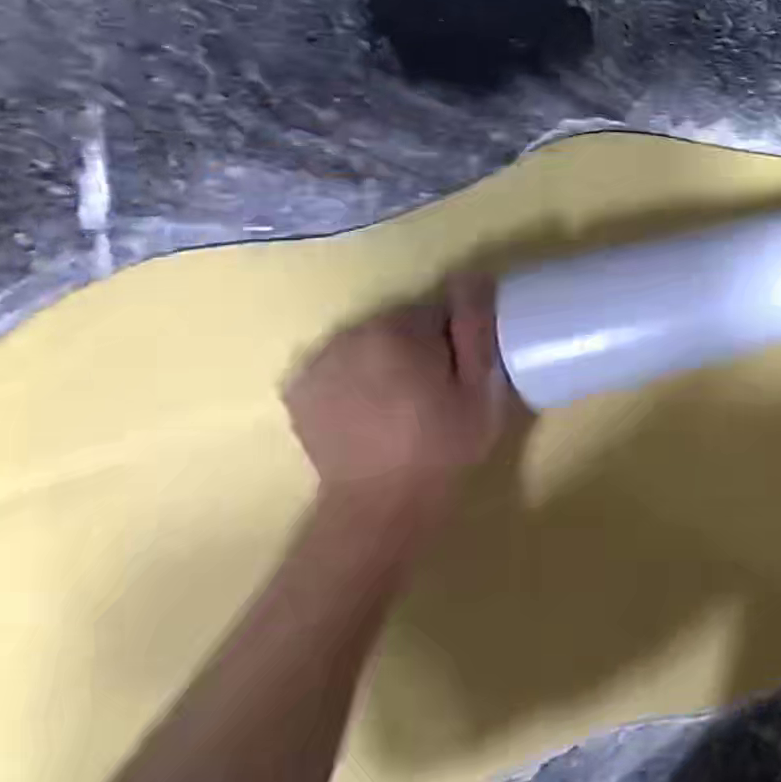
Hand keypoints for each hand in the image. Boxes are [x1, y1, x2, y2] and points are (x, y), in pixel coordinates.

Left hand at [284, 274, 516, 526]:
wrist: (381, 504)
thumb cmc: (445, 443)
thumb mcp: (481, 385)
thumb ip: (477, 327)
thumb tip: (474, 278)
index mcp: (398, 329)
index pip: (439, 310)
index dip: (458, 338)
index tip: (465, 371)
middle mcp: (349, 334)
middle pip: (401, 323)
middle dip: (422, 345)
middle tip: (440, 388)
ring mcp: (317, 361)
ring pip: (370, 343)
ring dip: (389, 359)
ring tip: (405, 401)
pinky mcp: (299, 388)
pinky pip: (341, 364)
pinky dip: (357, 376)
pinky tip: (372, 408)